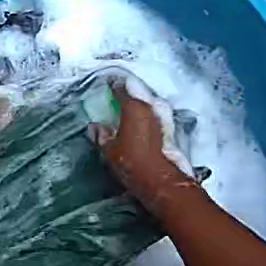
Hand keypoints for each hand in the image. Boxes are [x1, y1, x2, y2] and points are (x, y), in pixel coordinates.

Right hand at [91, 80, 201, 213]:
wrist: (160, 181)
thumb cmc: (132, 163)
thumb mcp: (109, 150)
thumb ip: (101, 135)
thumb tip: (94, 128)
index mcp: (134, 108)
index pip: (122, 88)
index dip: (113, 85)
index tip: (108, 83)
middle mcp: (152, 108)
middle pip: (139, 93)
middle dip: (129, 92)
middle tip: (118, 94)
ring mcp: (164, 119)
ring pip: (150, 104)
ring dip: (141, 104)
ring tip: (130, 108)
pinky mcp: (171, 131)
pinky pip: (156, 117)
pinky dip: (148, 117)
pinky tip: (142, 123)